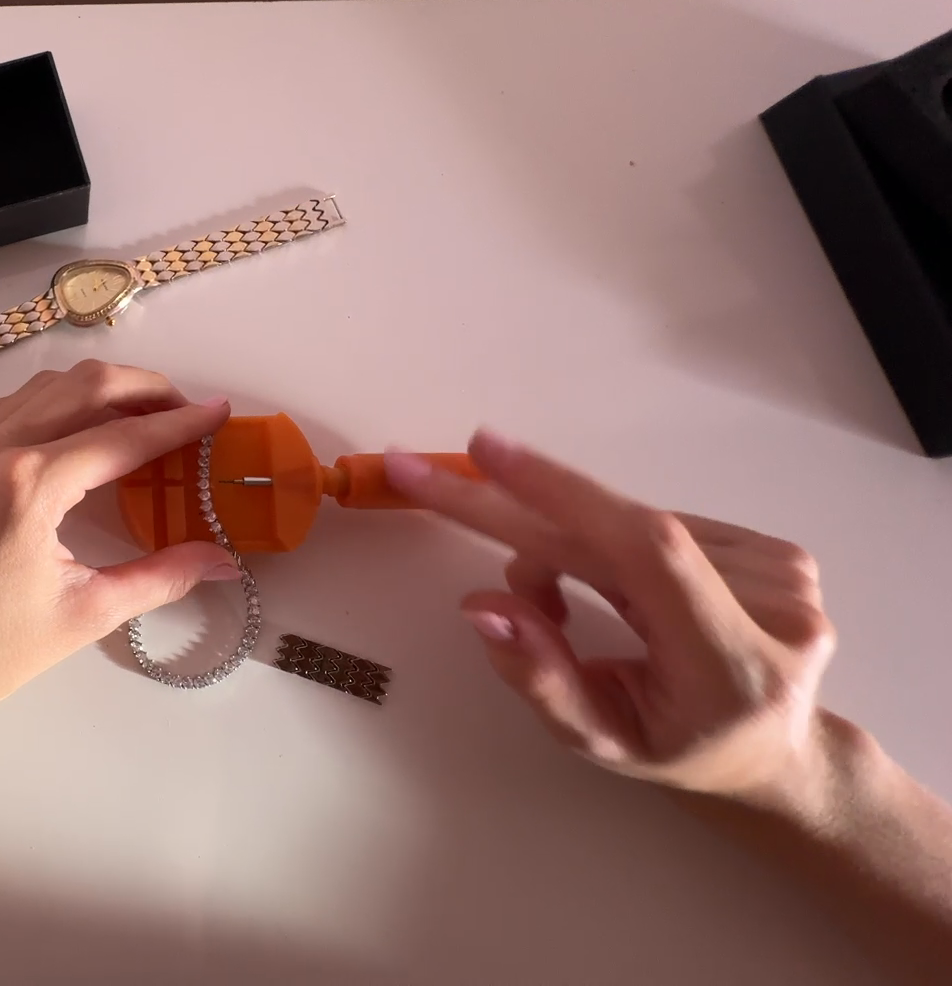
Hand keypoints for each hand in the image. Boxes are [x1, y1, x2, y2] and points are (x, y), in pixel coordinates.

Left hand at [0, 360, 238, 755]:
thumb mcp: (85, 614)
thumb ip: (161, 577)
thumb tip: (224, 560)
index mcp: (30, 486)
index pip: (122, 438)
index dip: (179, 423)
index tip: (219, 413)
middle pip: (84, 386)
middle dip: (144, 387)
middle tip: (184, 407)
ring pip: (44, 386)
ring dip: (97, 388)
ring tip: (139, 412)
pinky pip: (8, 406)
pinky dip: (51, 401)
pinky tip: (74, 425)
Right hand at [385, 431, 838, 814]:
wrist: (775, 752)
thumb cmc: (670, 749)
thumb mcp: (592, 739)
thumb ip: (538, 676)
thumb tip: (478, 606)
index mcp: (732, 664)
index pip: (644, 550)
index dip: (559, 492)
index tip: (481, 454)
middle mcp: (772, 608)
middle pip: (612, 525)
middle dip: (506, 504)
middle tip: (423, 478)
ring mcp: (781, 574)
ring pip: (612, 526)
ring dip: (552, 550)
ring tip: (548, 607)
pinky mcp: (772, 550)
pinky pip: (638, 524)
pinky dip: (591, 545)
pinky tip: (602, 586)